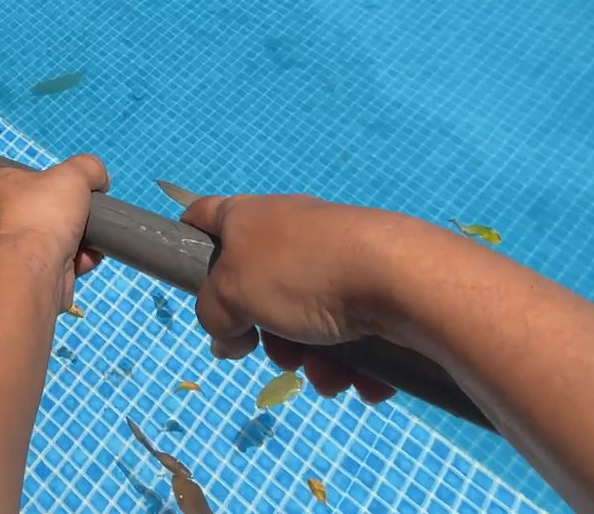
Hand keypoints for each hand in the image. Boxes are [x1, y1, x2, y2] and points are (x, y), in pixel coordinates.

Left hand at [0, 155, 108, 313]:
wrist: (35, 264)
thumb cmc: (40, 210)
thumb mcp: (71, 177)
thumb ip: (85, 169)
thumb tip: (96, 176)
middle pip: (0, 212)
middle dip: (32, 214)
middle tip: (58, 212)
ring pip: (28, 240)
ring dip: (58, 241)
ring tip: (82, 239)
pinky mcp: (16, 277)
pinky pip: (42, 264)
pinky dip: (65, 262)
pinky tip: (82, 259)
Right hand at [182, 193, 430, 402]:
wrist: (402, 277)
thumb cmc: (297, 273)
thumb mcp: (230, 296)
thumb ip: (213, 315)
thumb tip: (224, 339)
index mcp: (246, 216)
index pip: (203, 215)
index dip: (191, 241)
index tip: (193, 275)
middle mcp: (289, 226)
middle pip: (260, 280)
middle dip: (265, 328)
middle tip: (276, 355)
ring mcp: (337, 250)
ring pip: (308, 308)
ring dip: (312, 352)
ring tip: (328, 379)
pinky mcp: (382, 278)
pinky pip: (355, 321)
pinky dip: (356, 355)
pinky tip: (365, 379)